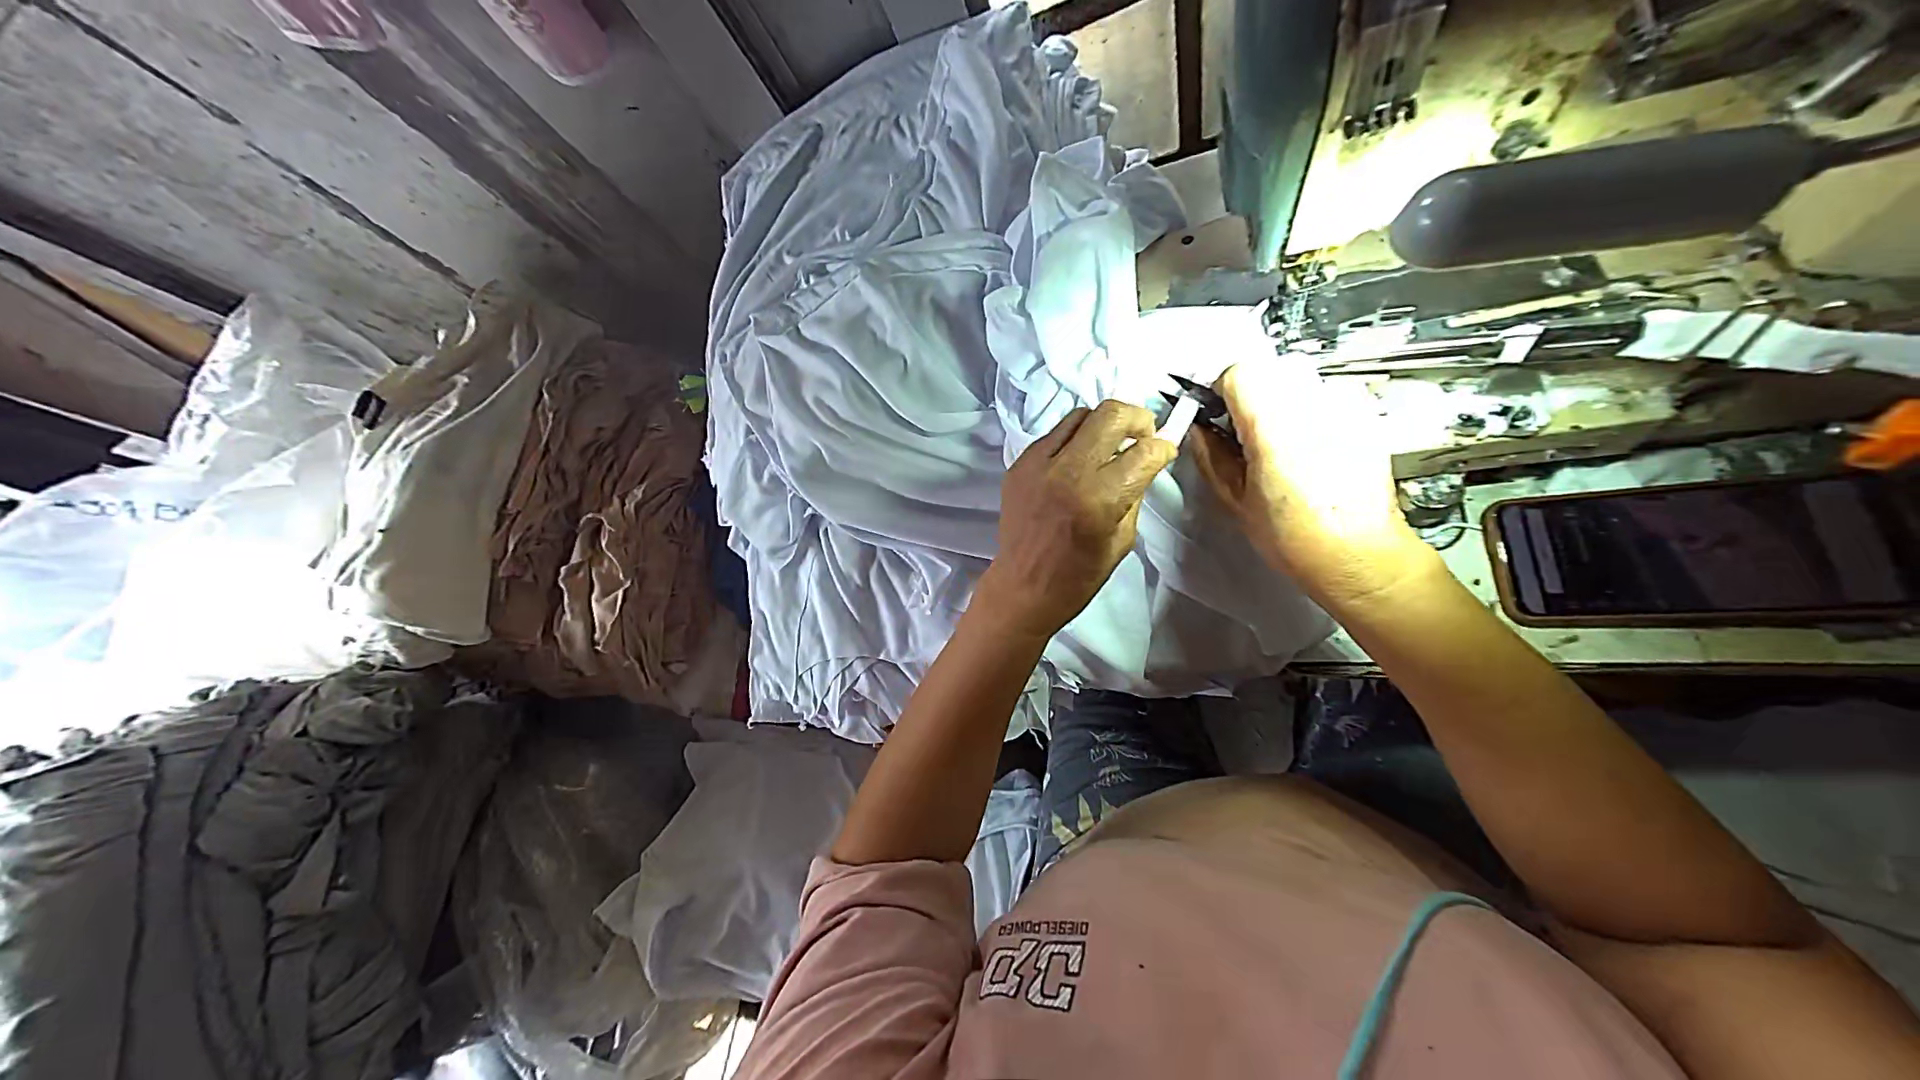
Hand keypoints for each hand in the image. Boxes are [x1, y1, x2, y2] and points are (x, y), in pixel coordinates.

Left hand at [975, 401, 1177, 639]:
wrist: (1023, 586)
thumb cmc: (1078, 575)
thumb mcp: (1122, 539)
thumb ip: (1134, 495)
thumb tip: (1144, 464)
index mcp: (1099, 498)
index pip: (1144, 452)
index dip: (1163, 447)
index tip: (1166, 450)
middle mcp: (1068, 471)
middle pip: (1111, 414)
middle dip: (1138, 419)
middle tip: (1143, 434)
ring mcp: (1039, 463)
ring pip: (1080, 415)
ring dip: (1103, 424)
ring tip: (1110, 443)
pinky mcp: (1020, 464)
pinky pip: (1054, 434)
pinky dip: (1075, 439)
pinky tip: (1079, 459)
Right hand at [1190, 360, 1436, 610]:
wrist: (1360, 555)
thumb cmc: (1304, 539)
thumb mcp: (1237, 501)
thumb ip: (1212, 457)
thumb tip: (1201, 431)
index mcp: (1275, 430)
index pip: (1238, 372)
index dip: (1220, 390)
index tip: (1217, 409)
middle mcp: (1315, 410)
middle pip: (1270, 370)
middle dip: (1252, 395)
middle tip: (1245, 432)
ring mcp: (1345, 410)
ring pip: (1300, 379)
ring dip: (1283, 401)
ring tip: (1280, 445)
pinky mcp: (1365, 417)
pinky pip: (1327, 395)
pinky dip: (1313, 412)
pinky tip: (1310, 449)